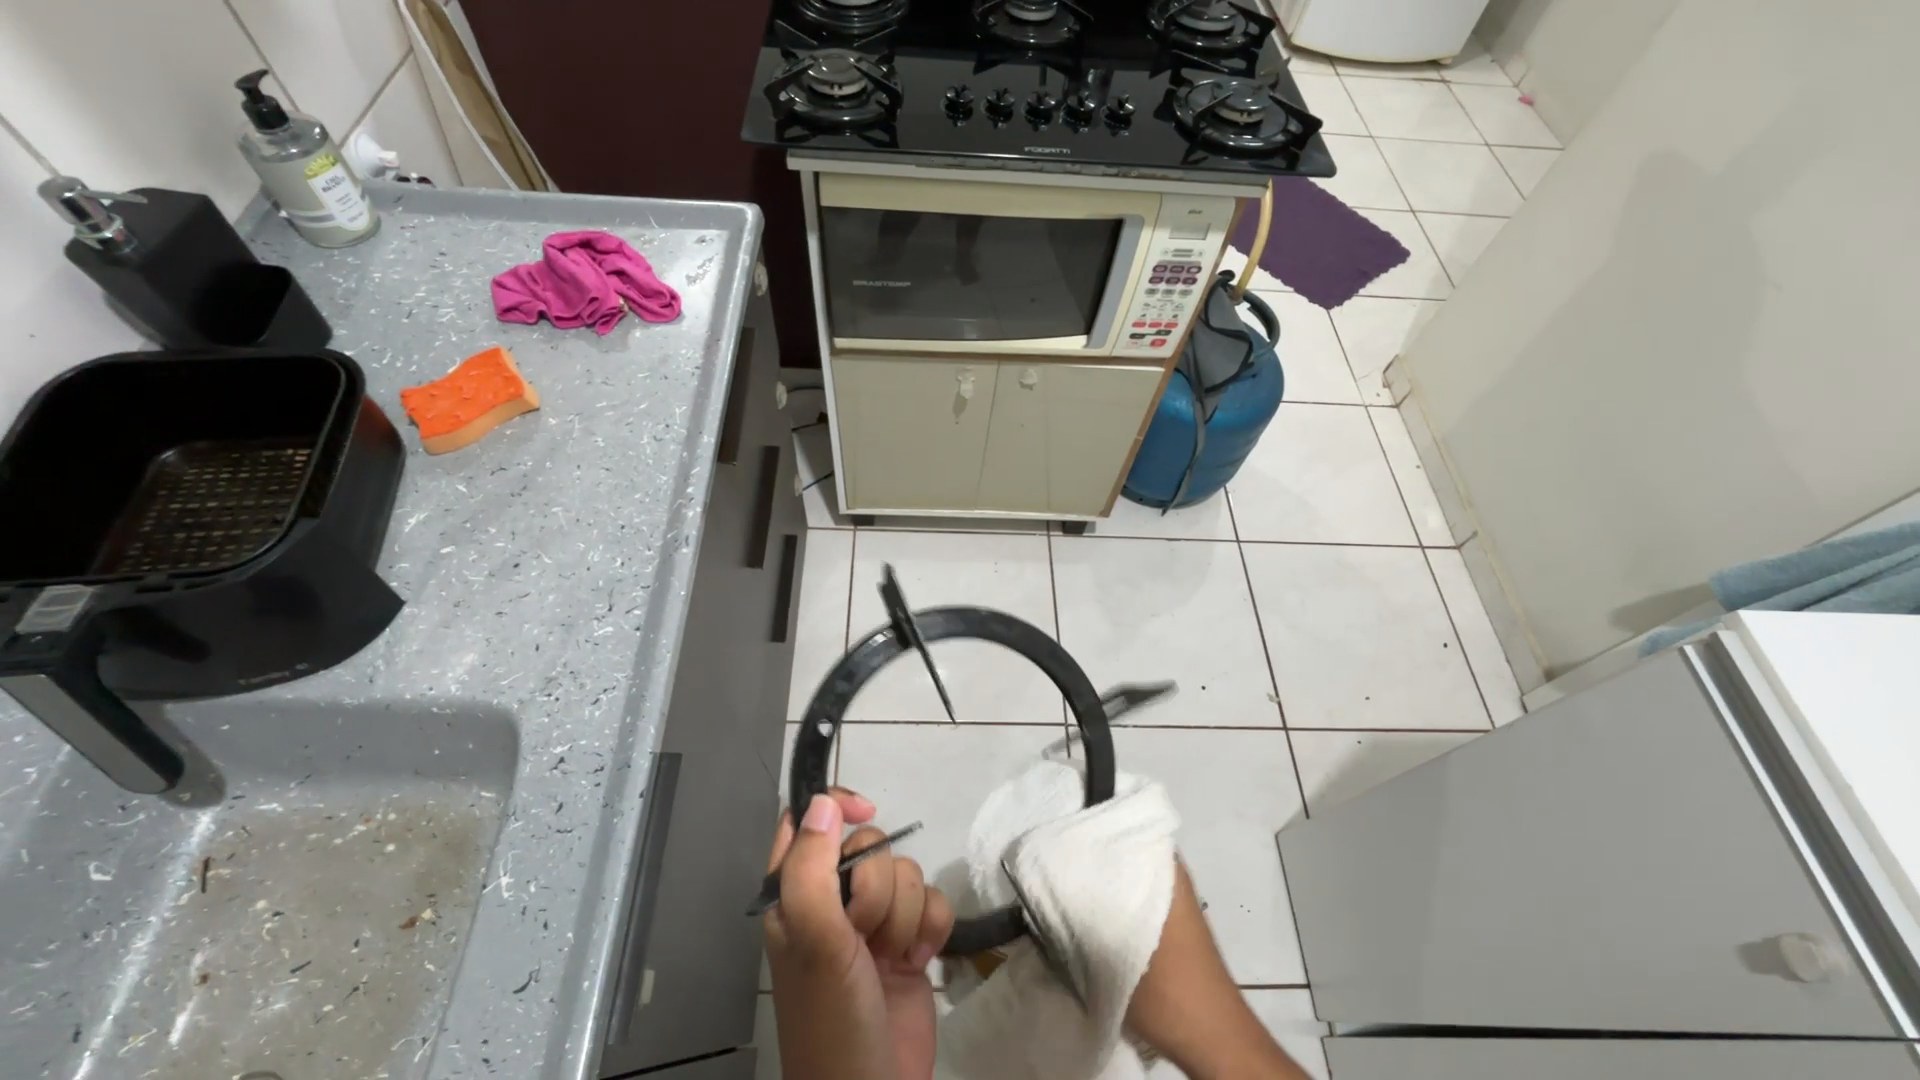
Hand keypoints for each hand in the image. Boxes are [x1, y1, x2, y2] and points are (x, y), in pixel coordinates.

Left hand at [764, 789, 954, 1079]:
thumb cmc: (831, 1016)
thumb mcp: (813, 941)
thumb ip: (812, 868)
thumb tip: (823, 801)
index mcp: (794, 895)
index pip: (807, 822)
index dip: (835, 807)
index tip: (865, 810)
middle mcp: (833, 901)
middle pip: (870, 845)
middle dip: (877, 889)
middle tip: (862, 934)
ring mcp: (875, 921)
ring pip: (906, 873)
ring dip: (904, 917)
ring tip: (888, 958)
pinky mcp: (911, 940)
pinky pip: (934, 902)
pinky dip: (931, 930)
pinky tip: (917, 963)